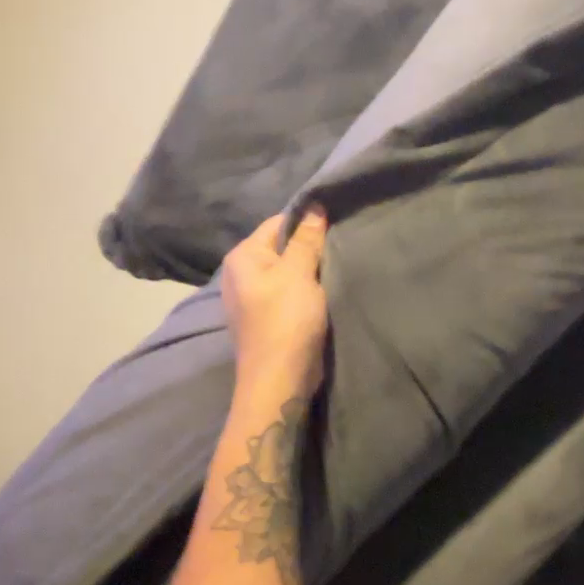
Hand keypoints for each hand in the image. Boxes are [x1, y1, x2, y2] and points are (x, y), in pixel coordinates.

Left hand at [220, 207, 329, 396]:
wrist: (279, 378)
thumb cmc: (286, 320)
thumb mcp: (298, 273)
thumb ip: (307, 239)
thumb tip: (314, 206)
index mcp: (243, 256)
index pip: (278, 224)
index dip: (307, 223)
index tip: (338, 225)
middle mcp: (242, 273)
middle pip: (283, 248)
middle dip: (310, 248)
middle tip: (342, 248)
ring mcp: (253, 298)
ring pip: (289, 272)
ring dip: (311, 271)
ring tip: (338, 268)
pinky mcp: (268, 318)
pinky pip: (290, 293)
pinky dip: (307, 291)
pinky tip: (326, 293)